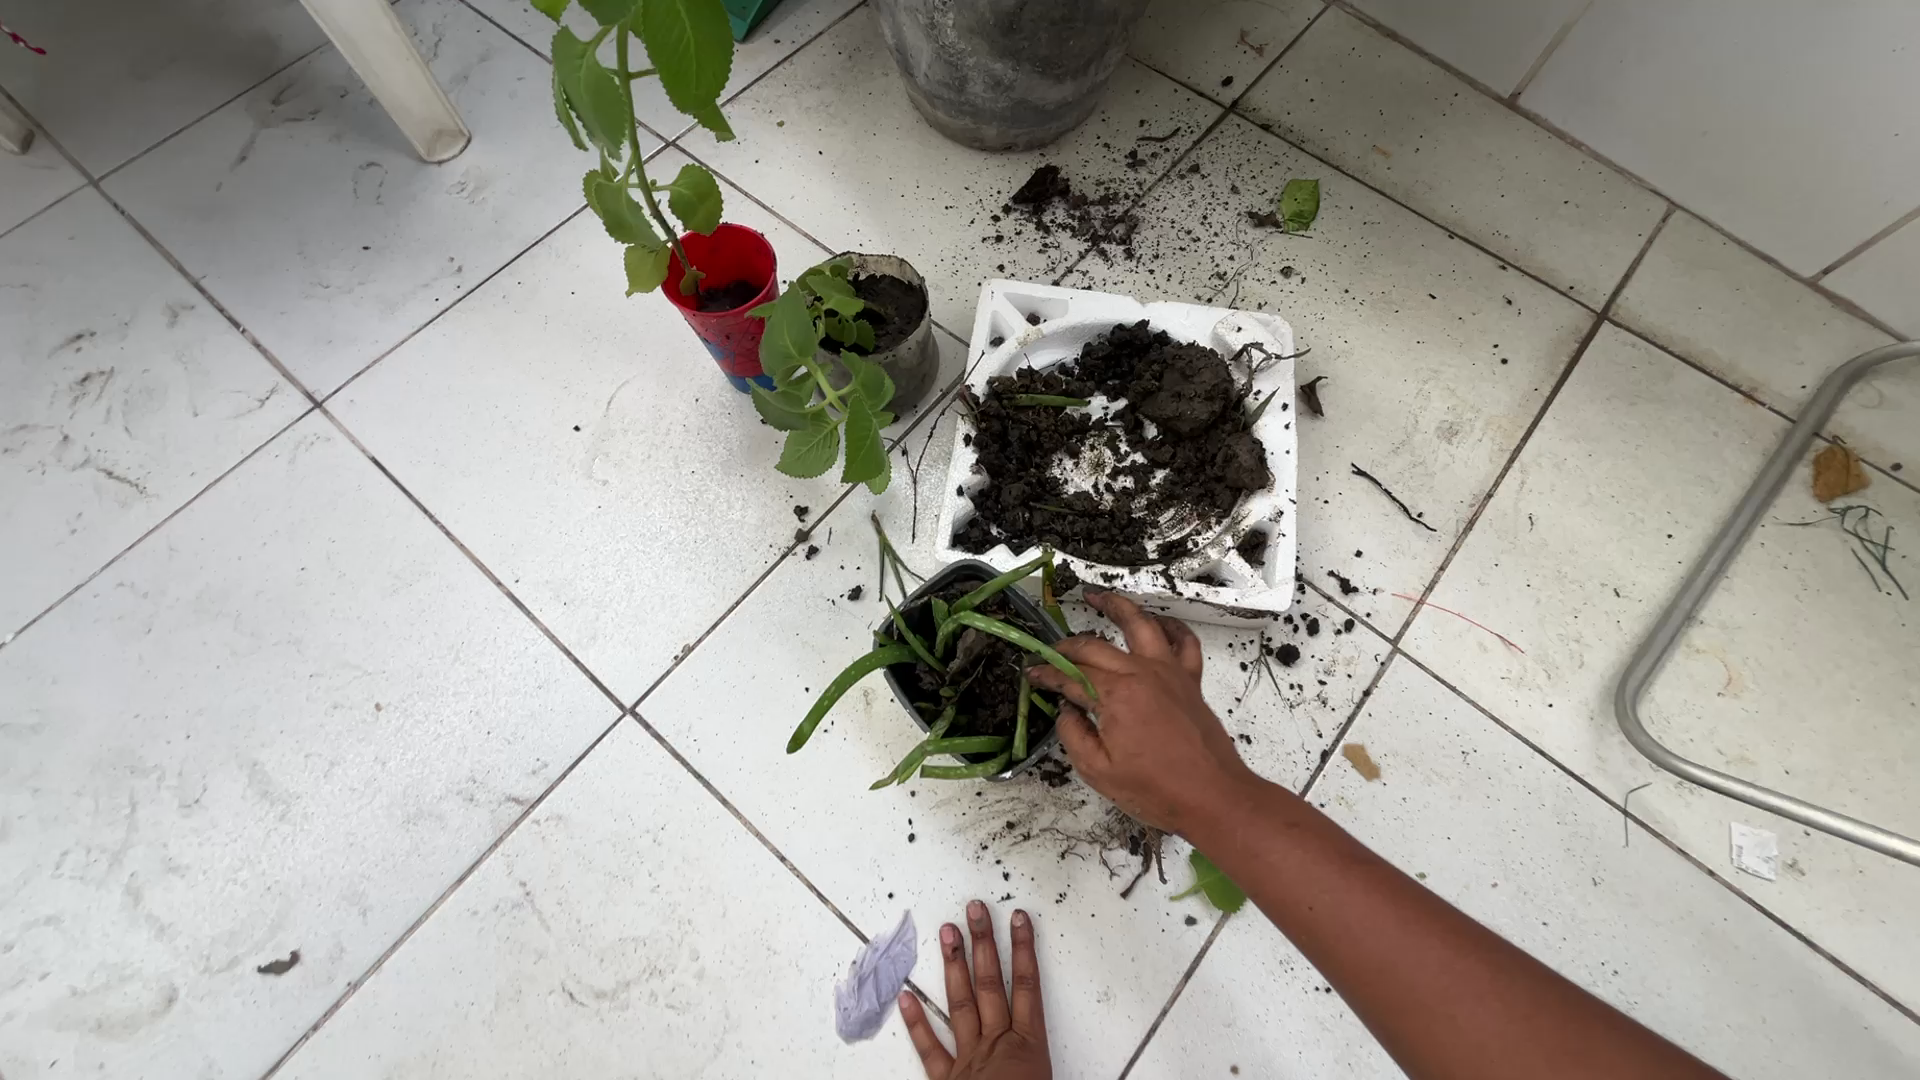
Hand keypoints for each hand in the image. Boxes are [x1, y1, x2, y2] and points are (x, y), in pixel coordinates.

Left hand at [899, 901, 1050, 1079]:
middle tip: (975, 910)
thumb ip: (1039, 1057)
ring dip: (954, 965)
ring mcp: (968, 1059)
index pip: (1028, 986)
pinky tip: (906, 998)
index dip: (1023, 949)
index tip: (1019, 919)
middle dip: (984, 943)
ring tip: (948, 932)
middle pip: (990, 984)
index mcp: (1027, 1047)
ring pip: (961, 1004)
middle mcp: (995, 1043)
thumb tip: (1038, 1051)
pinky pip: (929, 1049)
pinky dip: (917, 1023)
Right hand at [1027, 589, 1256, 835]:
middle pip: (1094, 646)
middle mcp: (1141, 672)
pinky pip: (1183, 641)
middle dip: (1066, 646)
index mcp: (1115, 695)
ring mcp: (1169, 671)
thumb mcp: (1098, 771)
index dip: (1046, 674)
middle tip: (1049, 651)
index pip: (1070, 676)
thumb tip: (1066, 710)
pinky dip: (1170, 626)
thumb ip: (1073, 735)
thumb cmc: (1156, 790)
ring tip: (1096, 596)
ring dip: (1115, 606)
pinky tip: (1156, 621)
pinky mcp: (1190, 679)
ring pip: (1140, 623)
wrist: (1213, 798)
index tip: (1032, 675)